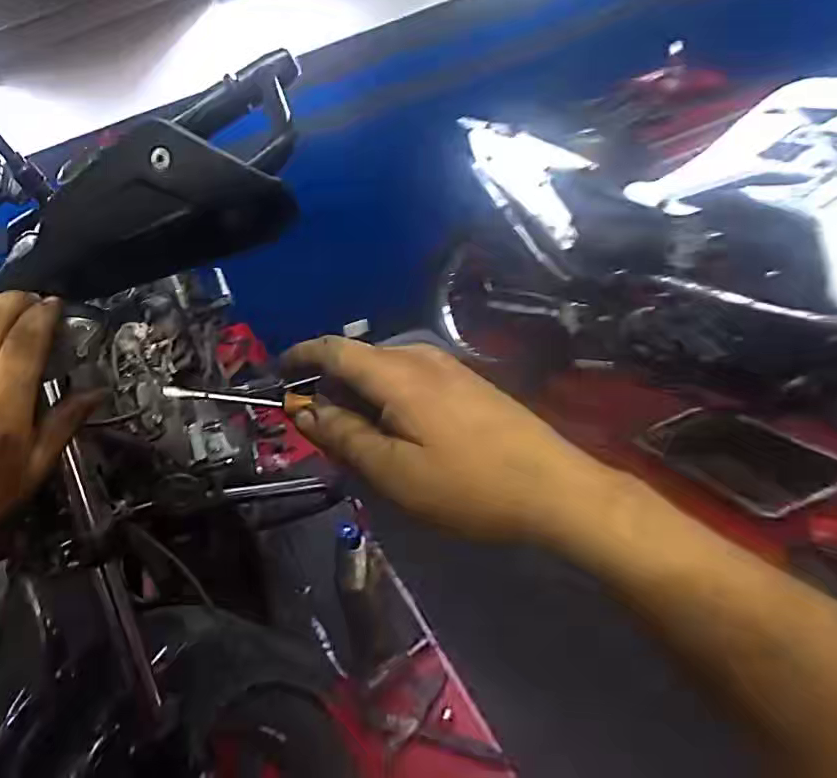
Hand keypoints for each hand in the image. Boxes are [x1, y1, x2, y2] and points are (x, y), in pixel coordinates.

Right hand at [282, 338, 633, 547]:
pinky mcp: (466, 380)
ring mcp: (447, 365)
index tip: (279, 374)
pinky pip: (409, 376)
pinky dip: (386, 395)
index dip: (300, 356)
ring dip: (358, 392)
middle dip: (329, 384)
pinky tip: (395, 429)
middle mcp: (419, 356)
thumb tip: (303, 410)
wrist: (558, 489)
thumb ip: (344, 436)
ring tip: (354, 434)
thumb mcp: (395, 472)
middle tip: (316, 426)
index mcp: (396, 372)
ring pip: (383, 367)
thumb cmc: (469, 485)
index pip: (333, 349)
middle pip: (357, 357)